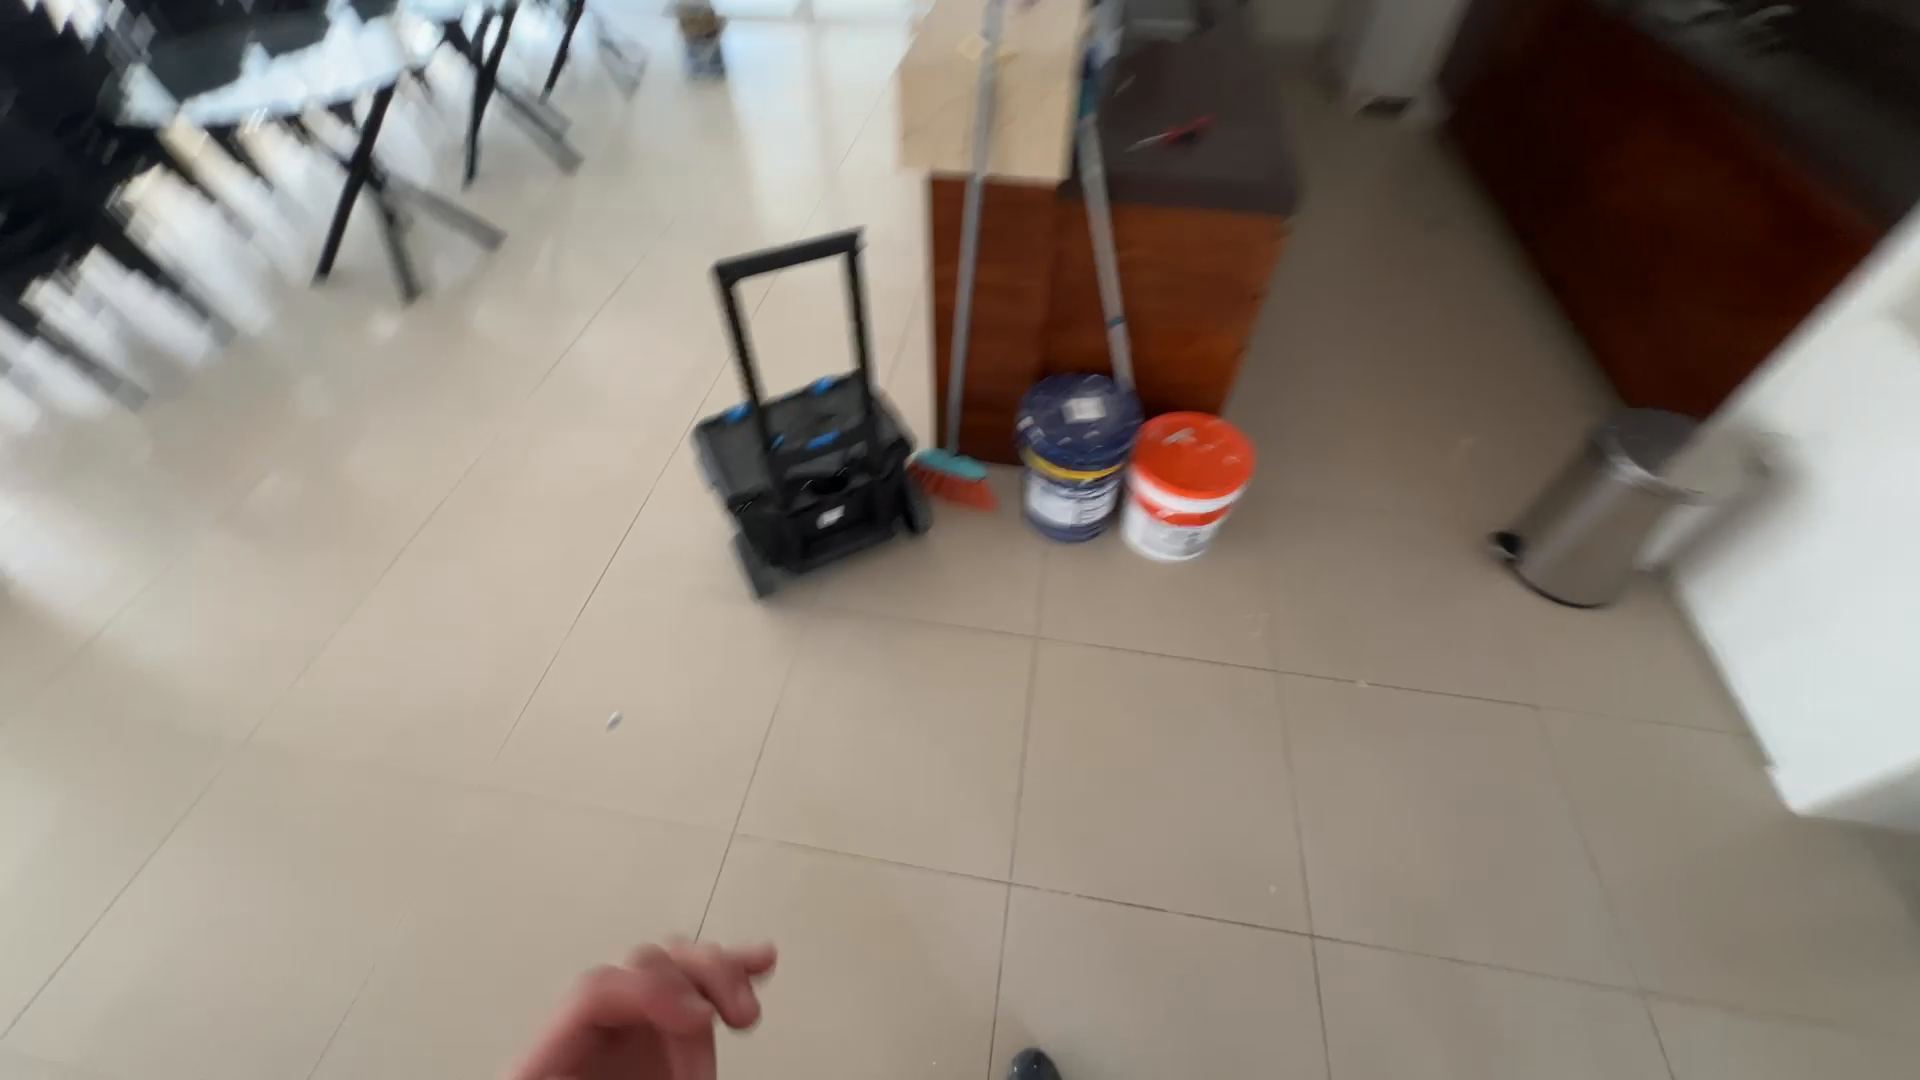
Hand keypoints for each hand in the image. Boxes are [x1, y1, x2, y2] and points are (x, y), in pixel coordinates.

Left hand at [508, 941, 777, 1079]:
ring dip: (720, 978)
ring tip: (745, 1011)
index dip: (653, 991)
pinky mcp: (654, 1051)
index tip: (699, 1019)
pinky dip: (729, 981)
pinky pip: (694, 996)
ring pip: (675, 969)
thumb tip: (679, 1076)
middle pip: (644, 968)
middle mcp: (585, 1043)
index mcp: (541, 1069)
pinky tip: (759, 967)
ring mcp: (622, 1041)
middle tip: (733, 1017)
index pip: (595, 993)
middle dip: (698, 983)